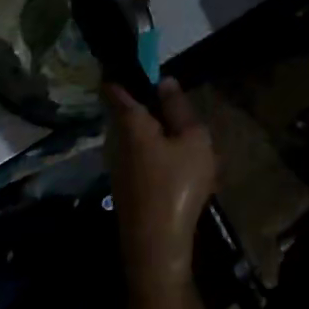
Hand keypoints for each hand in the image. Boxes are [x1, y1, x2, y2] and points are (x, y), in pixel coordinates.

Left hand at [105, 78, 215, 290]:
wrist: (156, 243)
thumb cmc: (178, 183)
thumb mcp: (193, 140)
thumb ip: (179, 108)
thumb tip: (164, 80)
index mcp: (131, 123)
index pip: (115, 88)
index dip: (123, 72)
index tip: (140, 64)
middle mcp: (117, 141)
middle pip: (130, 114)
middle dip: (152, 109)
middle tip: (183, 111)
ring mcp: (119, 167)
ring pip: (139, 139)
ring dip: (160, 136)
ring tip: (192, 145)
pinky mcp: (126, 188)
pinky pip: (142, 159)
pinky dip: (160, 157)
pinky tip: (184, 172)